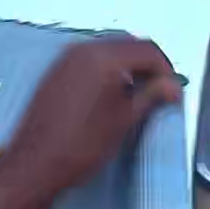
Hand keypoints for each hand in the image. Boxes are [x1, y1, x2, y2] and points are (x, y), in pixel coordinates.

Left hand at [0, 37, 181, 197]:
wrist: (36, 163)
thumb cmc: (81, 145)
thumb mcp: (125, 119)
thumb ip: (152, 95)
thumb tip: (173, 85)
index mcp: (104, 57)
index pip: (148, 49)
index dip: (166, 69)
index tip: (173, 89)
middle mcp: (83, 49)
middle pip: (128, 45)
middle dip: (147, 65)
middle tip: (159, 91)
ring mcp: (66, 58)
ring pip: (108, 50)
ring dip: (127, 66)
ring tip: (137, 96)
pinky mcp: (56, 70)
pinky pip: (89, 59)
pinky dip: (106, 69)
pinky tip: (111, 94)